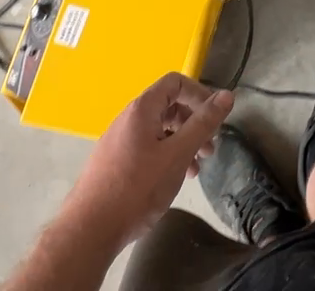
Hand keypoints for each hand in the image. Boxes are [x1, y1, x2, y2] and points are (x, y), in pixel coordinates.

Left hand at [68, 73, 234, 246]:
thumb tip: (227, 95)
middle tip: (210, 148)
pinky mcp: (114, 163)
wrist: (88, 232)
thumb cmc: (137, 188)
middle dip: (194, 123)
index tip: (215, 116)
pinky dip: (166, 156)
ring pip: (159, 131)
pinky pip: (147, 148)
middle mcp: (128, 119)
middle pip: (168, 106)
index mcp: (142, 109)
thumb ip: (203, 123)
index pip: (175, 82)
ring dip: (182, 143)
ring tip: (196, 169)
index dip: (199, 93)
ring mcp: (118, 142)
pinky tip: (173, 180)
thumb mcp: (178, 154)